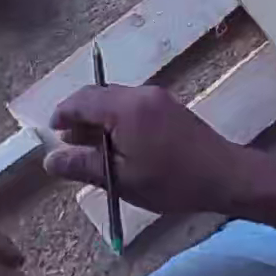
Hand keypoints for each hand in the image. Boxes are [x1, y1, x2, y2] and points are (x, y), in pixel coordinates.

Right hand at [42, 85, 255, 214]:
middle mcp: (140, 94)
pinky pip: (132, 106)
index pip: (82, 100)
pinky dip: (117, 120)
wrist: (226, 176)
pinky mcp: (169, 107)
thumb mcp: (121, 178)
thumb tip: (49, 160)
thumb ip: (82, 165)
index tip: (54, 133)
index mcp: (125, 107)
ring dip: (99, 119)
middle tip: (70, 143)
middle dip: (79, 116)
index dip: (63, 114)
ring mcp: (157, 98)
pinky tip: (119, 144)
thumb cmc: (171, 180)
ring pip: (115, 100)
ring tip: (91, 147)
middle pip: (98, 96)